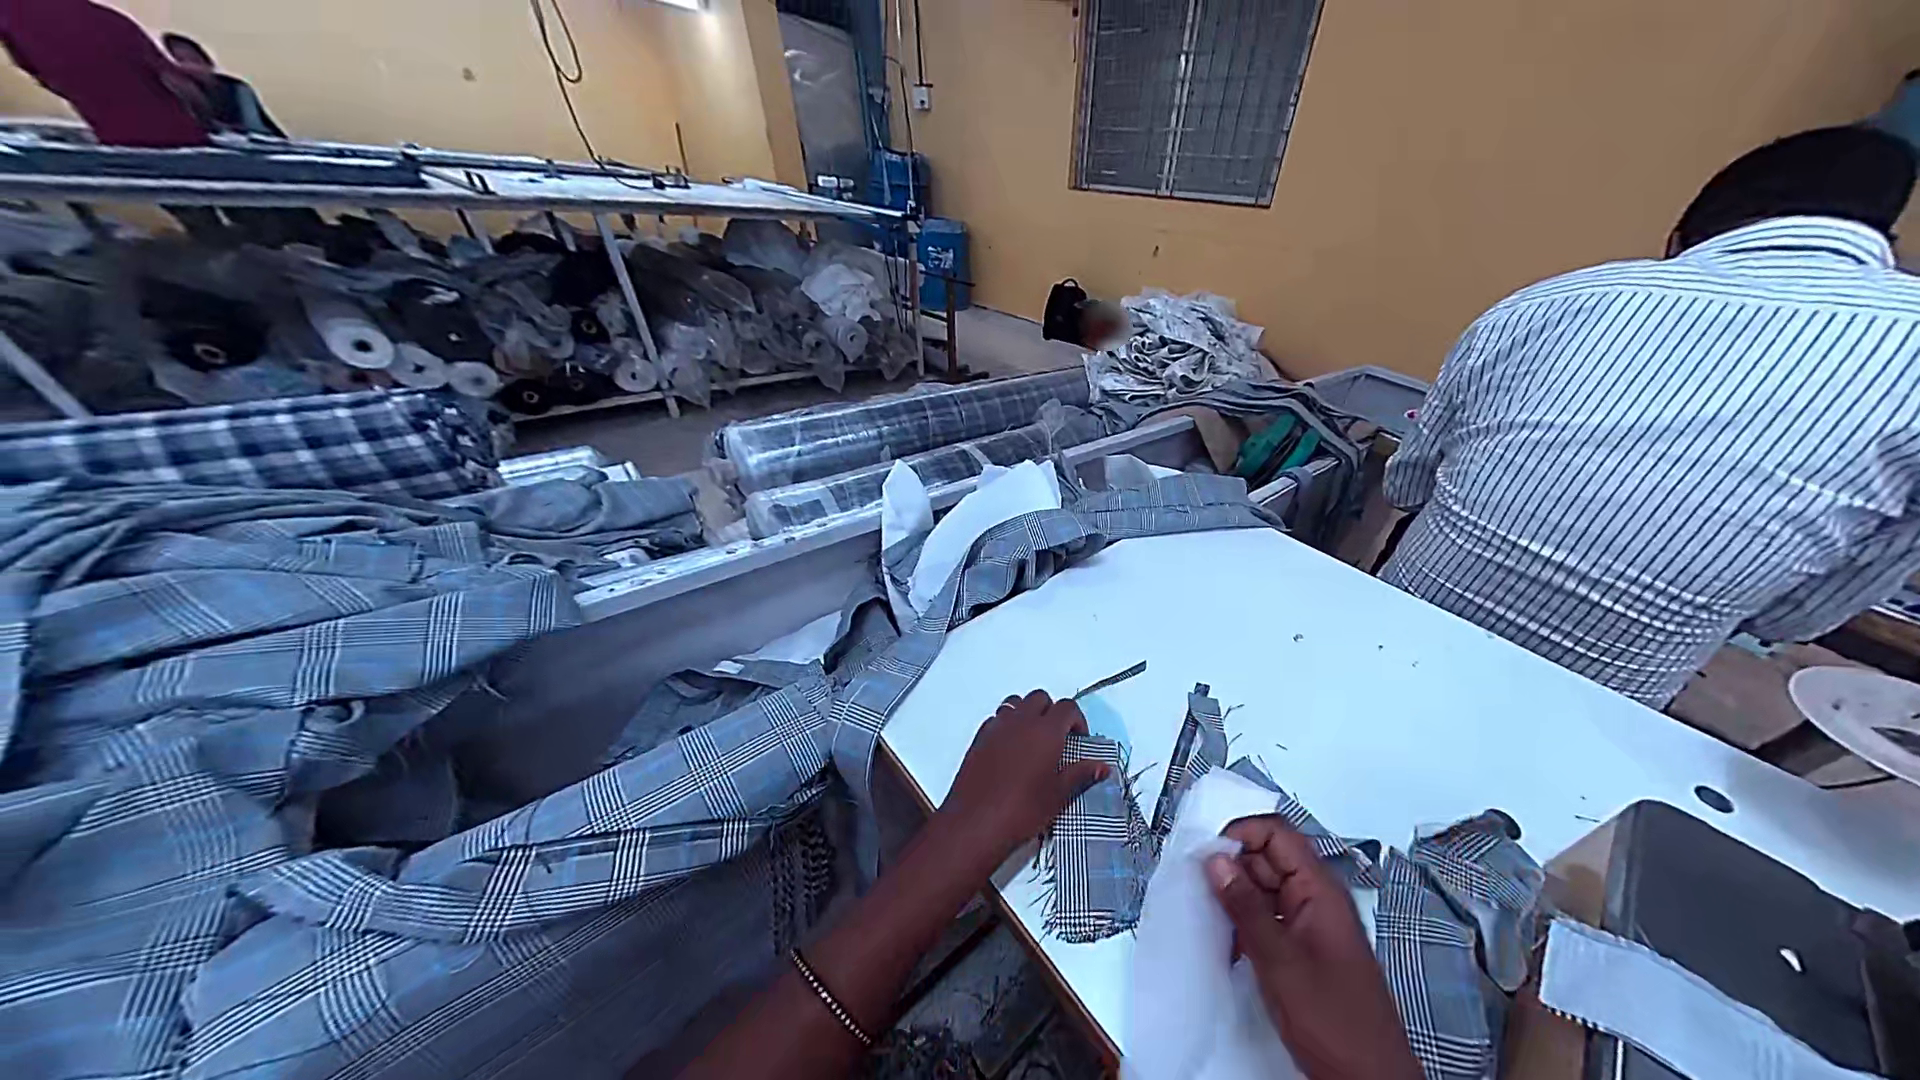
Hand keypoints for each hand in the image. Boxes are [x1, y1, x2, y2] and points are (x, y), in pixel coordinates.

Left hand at [935, 690, 1109, 871]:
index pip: (1067, 707)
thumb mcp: (1058, 795)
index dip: (1076, 720)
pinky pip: (997, 718)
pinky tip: (1011, 748)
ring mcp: (997, 726)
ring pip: (1016, 703)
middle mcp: (1021, 721)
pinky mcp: (980, 736)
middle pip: (1040, 698)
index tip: (1078, 737)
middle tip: (1058, 736)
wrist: (977, 821)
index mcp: (1046, 731)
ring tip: (1034, 738)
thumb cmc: (1019, 810)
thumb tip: (1099, 768)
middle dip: (1052, 711)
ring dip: (1027, 712)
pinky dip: (1007, 724)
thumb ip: (1080, 774)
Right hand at [1207, 816, 1421, 1079]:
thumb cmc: (1335, 1022)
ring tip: (1208, 913)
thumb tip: (1214, 858)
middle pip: (1266, 857)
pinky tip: (1225, 939)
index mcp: (1320, 890)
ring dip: (1233, 894)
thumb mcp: (1281, 961)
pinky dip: (1241, 919)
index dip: (1240, 834)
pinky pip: (1264, 915)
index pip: (1276, 834)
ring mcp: (1308, 923)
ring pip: (1261, 886)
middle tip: (1198, 886)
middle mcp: (1315, 898)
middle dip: (1230, 865)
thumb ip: (1245, 906)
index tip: (1206, 855)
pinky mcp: (1299, 947)